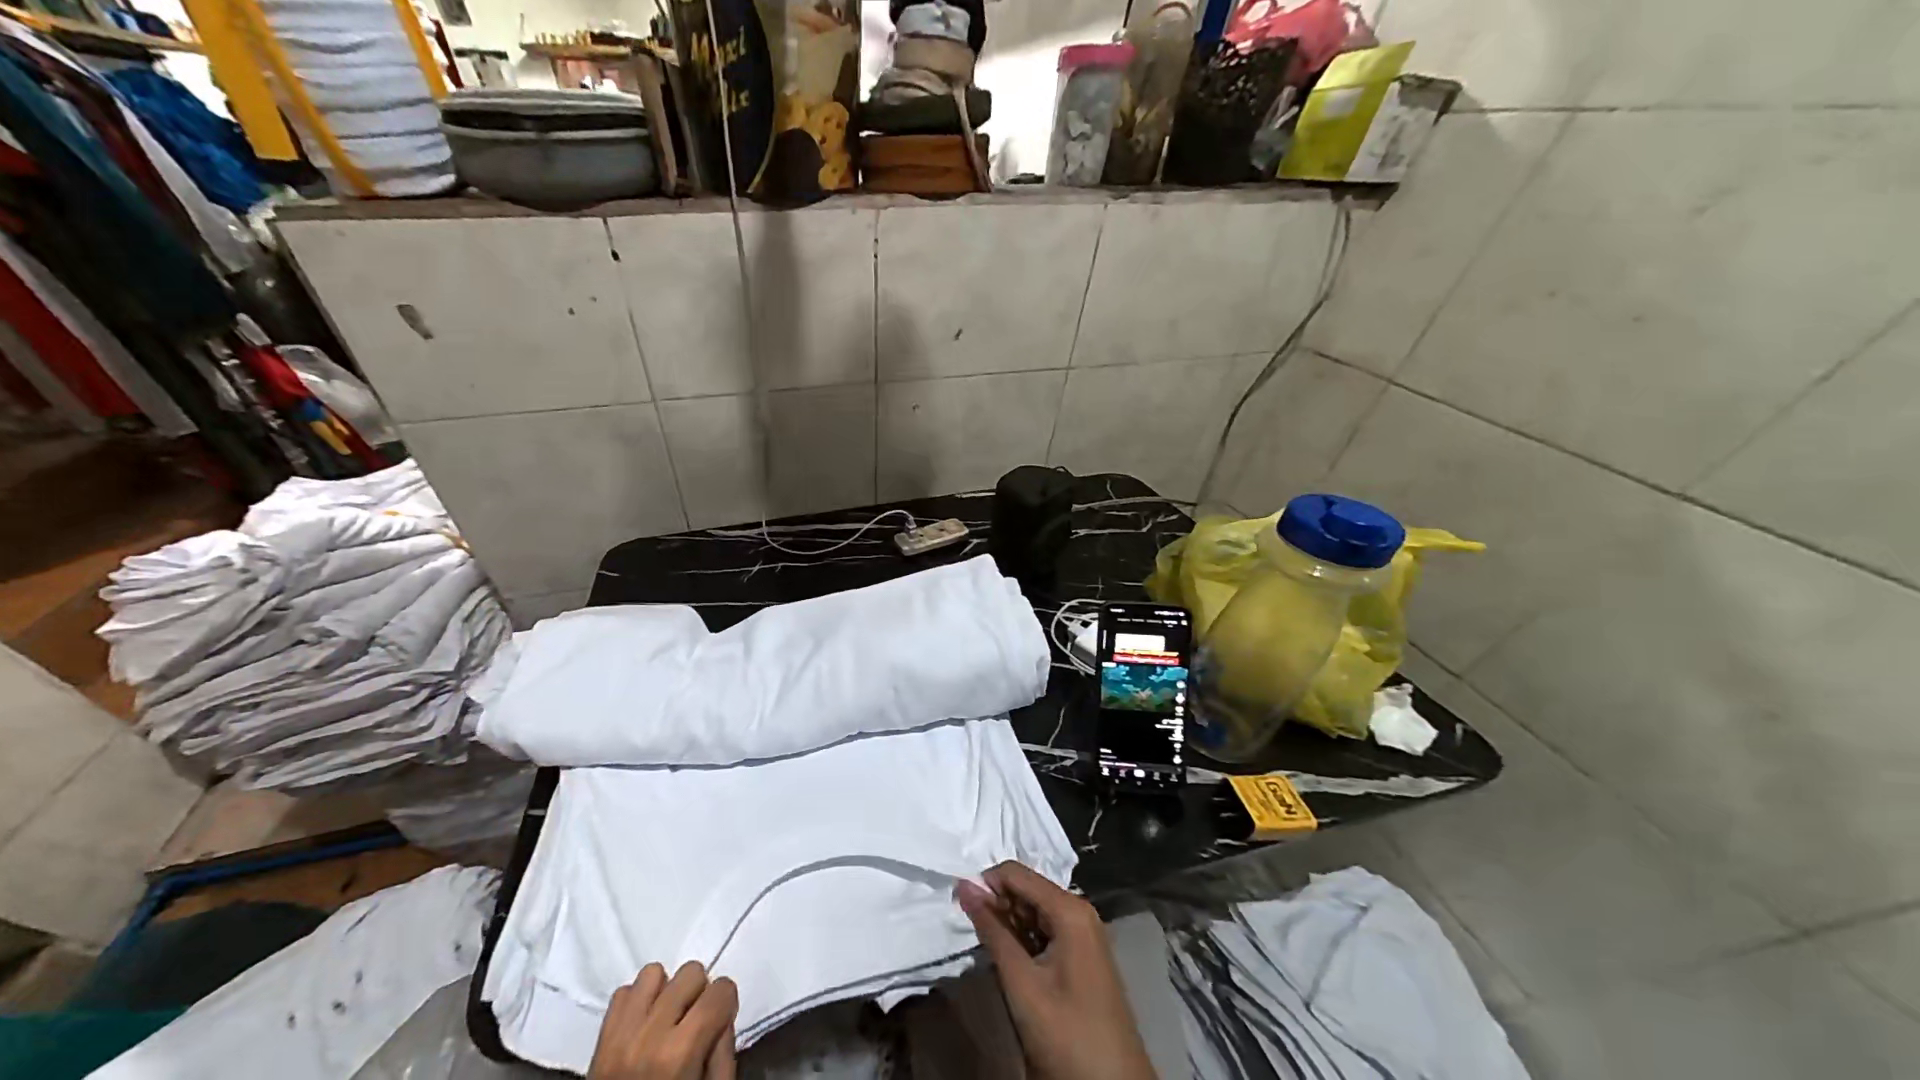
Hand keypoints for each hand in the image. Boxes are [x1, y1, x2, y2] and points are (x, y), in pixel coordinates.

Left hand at [587, 961, 738, 1079]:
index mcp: (681, 1052)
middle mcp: (649, 1033)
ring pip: (655, 972)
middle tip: (694, 1021)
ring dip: (666, 991)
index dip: (727, 1002)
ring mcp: (620, 1033)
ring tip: (666, 1019)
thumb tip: (723, 1014)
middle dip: (699, 992)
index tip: (721, 1020)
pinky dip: (638, 1001)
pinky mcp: (599, 1037)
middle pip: (690, 972)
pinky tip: (643, 1025)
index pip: (721, 990)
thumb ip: (724, 1051)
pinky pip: (623, 991)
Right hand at [956, 862, 1154, 1079]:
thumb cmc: (1066, 1032)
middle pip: (1027, 889)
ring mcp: (1083, 934)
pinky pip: (1044, 931)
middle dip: (996, 903)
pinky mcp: (1080, 956)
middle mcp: (1079, 912)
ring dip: (1007, 923)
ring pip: (1034, 911)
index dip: (985, 883)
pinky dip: (1023, 938)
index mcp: (1070, 909)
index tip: (959, 906)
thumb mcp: (1021, 982)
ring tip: (987, 947)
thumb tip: (964, 886)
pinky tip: (1008, 958)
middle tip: (973, 933)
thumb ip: (991, 930)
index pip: (1017, 873)